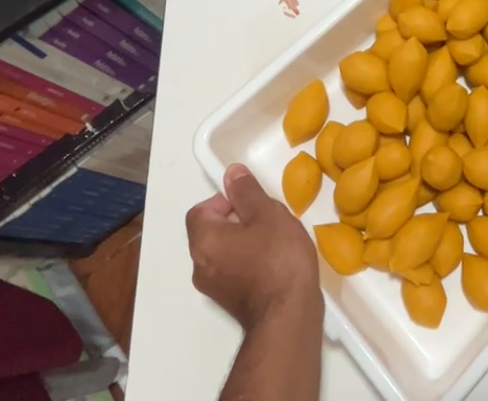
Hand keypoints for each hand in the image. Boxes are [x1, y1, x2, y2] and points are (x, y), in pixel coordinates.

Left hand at [186, 164, 320, 330]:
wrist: (288, 313)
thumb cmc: (278, 257)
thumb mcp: (268, 214)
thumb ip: (247, 192)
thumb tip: (231, 173)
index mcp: (204, 241)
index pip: (200, 210)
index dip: (224, 200)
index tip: (251, 204)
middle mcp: (199, 265)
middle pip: (211, 231)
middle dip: (237, 220)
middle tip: (268, 219)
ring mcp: (212, 288)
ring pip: (222, 251)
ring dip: (244, 241)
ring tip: (275, 240)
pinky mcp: (229, 301)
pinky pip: (232, 270)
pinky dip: (247, 261)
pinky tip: (274, 262)